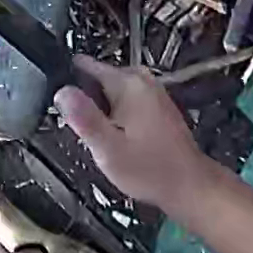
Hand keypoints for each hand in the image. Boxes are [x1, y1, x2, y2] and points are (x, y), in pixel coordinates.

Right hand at [55, 56, 217, 212]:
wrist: (191, 187)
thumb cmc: (150, 169)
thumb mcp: (109, 149)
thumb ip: (85, 119)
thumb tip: (62, 91)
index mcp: (127, 82)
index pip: (84, 66)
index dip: (69, 84)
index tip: (63, 107)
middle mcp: (140, 78)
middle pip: (96, 80)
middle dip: (87, 102)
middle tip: (90, 133)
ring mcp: (151, 89)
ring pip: (110, 91)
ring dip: (102, 111)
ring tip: (106, 138)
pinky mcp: (156, 102)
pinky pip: (125, 100)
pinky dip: (118, 115)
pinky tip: (121, 138)